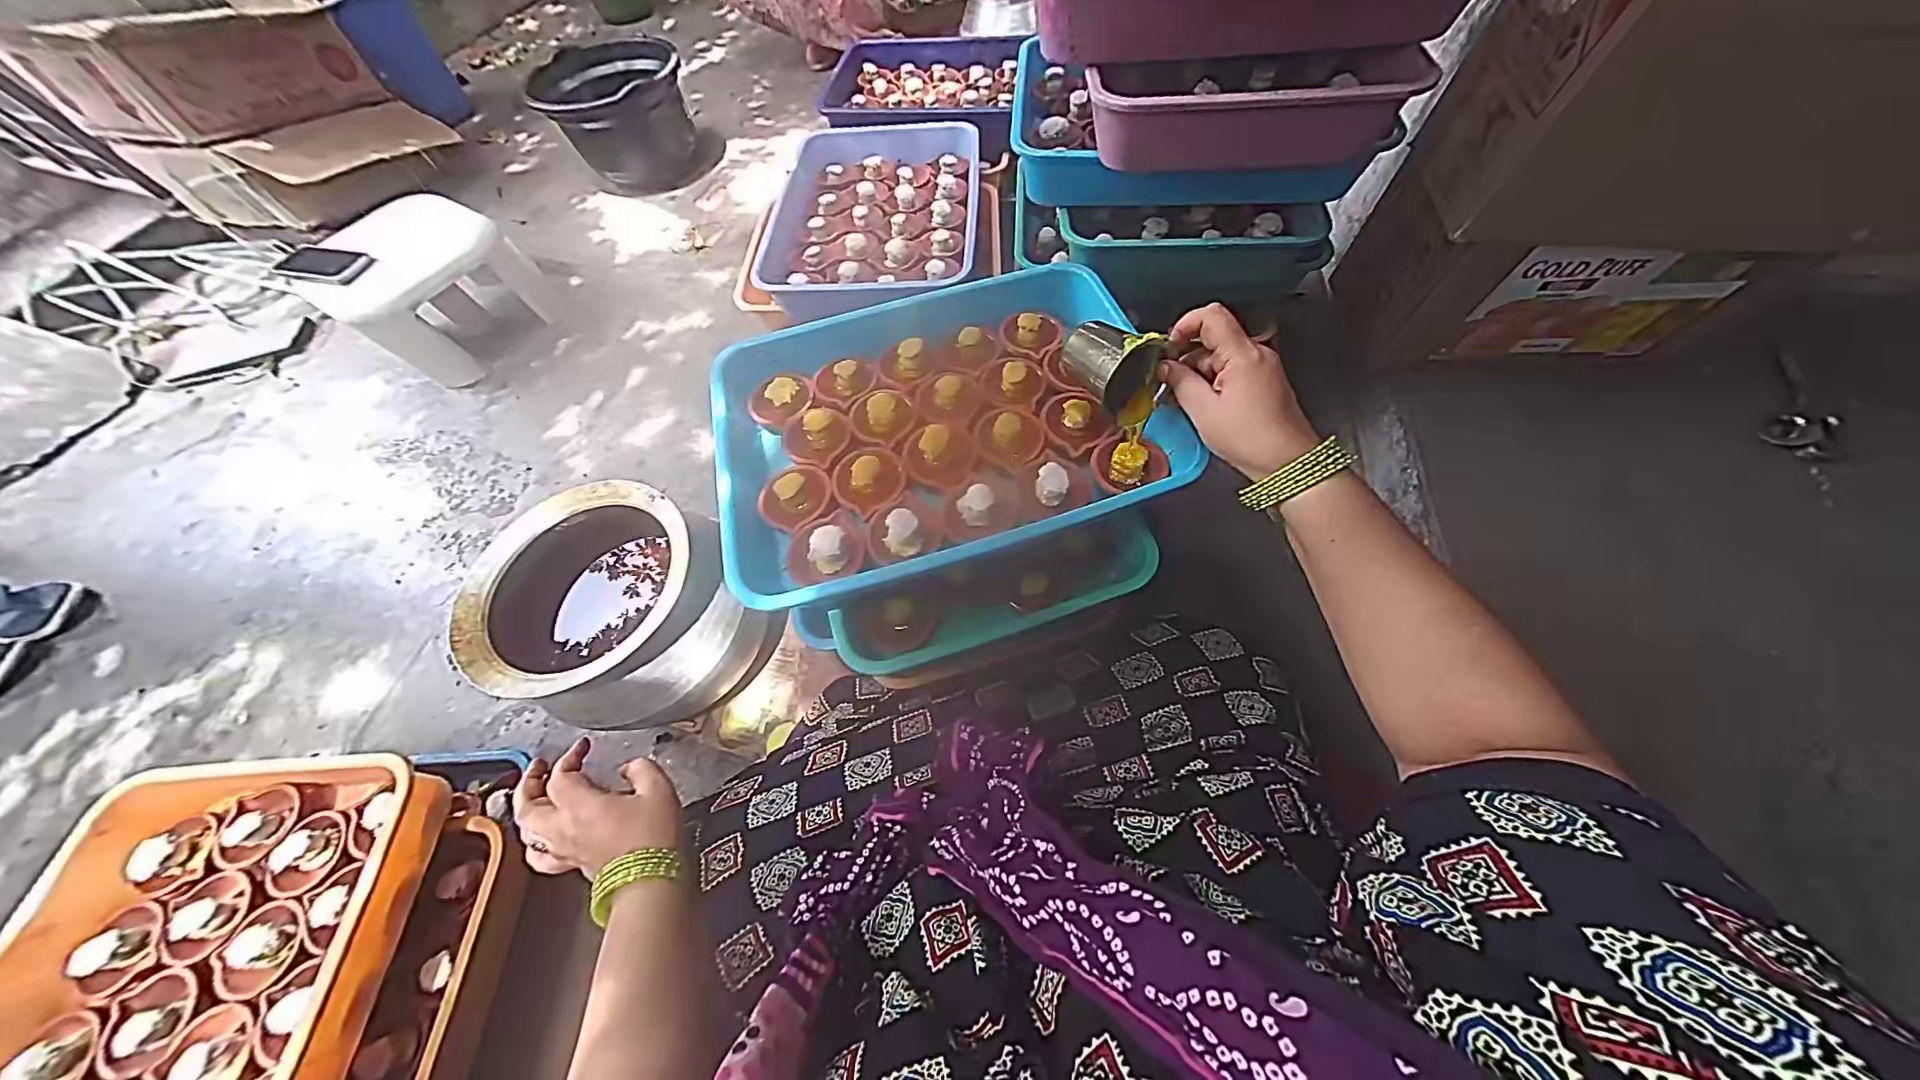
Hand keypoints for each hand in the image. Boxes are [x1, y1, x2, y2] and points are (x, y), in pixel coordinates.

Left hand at [513, 737, 684, 877]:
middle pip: (526, 805)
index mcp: (580, 806)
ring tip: (534, 797)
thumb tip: (630, 768)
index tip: (583, 747)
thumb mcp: (658, 788)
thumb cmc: (653, 836)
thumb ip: (641, 768)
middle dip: (529, 782)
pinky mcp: (571, 865)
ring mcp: (564, 850)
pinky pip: (539, 856)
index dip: (568, 756)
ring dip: (526, 809)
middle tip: (538, 767)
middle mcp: (563, 828)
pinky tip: (540, 838)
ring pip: (526, 831)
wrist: (652, 878)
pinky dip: (533, 843)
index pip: (559, 776)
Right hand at [1161, 303, 1320, 479]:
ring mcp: (1262, 366)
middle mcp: (1257, 352)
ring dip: (1200, 373)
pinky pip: (1233, 369)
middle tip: (1172, 383)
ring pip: (1221, 355)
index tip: (1169, 347)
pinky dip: (1214, 381)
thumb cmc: (1249, 438)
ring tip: (1189, 402)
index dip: (1184, 325)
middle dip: (1188, 357)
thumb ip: (1180, 381)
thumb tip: (1165, 366)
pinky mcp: (1263, 380)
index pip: (1211, 316)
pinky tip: (1206, 405)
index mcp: (1243, 354)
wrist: (1286, 461)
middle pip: (1214, 338)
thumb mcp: (1203, 410)